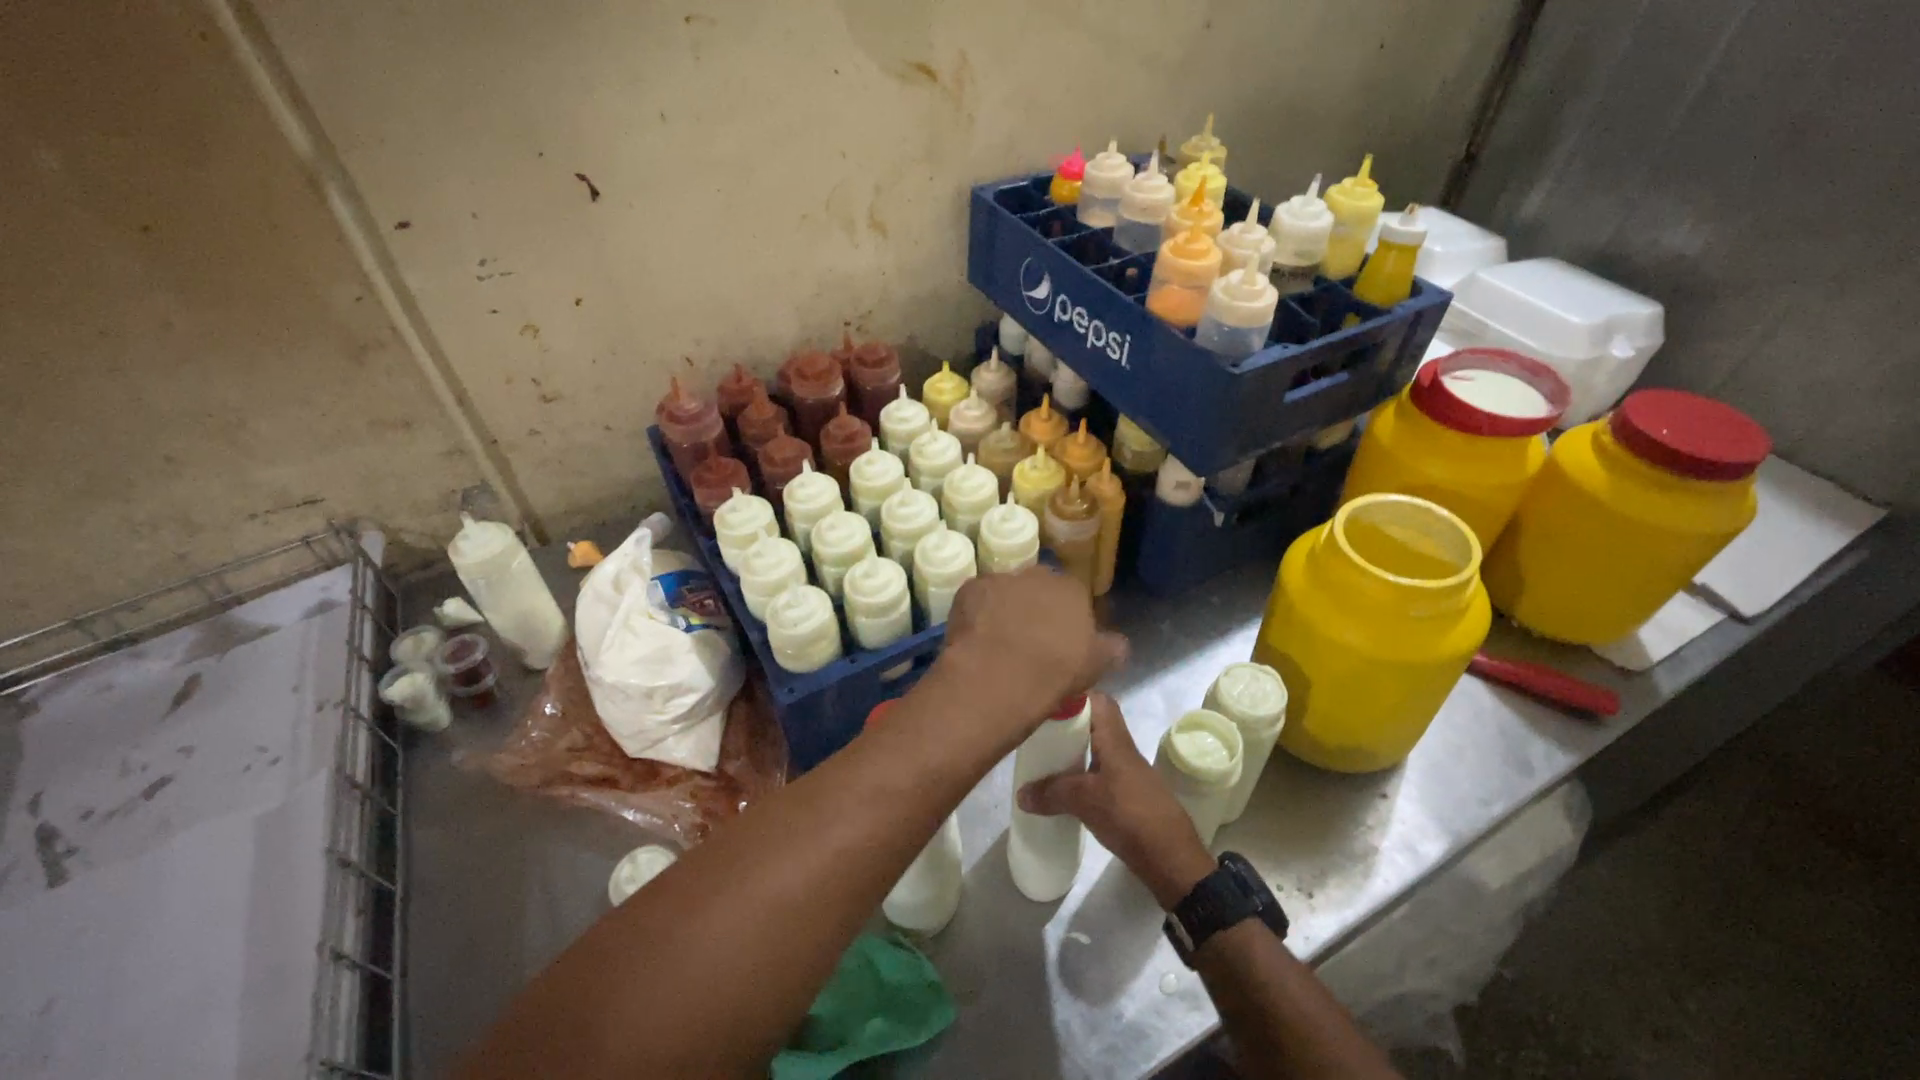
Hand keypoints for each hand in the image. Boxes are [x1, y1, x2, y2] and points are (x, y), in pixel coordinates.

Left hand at [934, 566, 1127, 727]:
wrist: (997, 675)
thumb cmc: (1055, 671)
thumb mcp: (1097, 666)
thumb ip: (1112, 649)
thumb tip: (1118, 645)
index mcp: (1072, 589)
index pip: (1074, 597)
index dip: (1067, 619)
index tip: (1061, 642)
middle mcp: (1037, 575)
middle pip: (1038, 589)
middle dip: (1036, 608)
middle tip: (1030, 641)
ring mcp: (1000, 580)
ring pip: (1005, 592)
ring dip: (1004, 609)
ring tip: (999, 642)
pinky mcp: (969, 590)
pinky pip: (976, 600)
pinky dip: (977, 615)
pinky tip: (976, 639)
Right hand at [1017, 694, 1216, 908]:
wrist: (1170, 856)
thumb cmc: (1128, 814)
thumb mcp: (1084, 800)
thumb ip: (1051, 793)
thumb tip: (1022, 794)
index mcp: (1115, 740)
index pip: (1099, 701)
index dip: (1075, 696)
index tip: (1048, 704)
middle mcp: (1122, 750)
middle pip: (1094, 725)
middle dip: (1067, 727)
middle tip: (1038, 735)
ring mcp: (1126, 774)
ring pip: (1096, 752)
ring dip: (1073, 754)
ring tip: (1044, 762)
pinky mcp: (1126, 796)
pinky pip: (1098, 776)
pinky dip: (1080, 778)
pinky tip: (1063, 791)